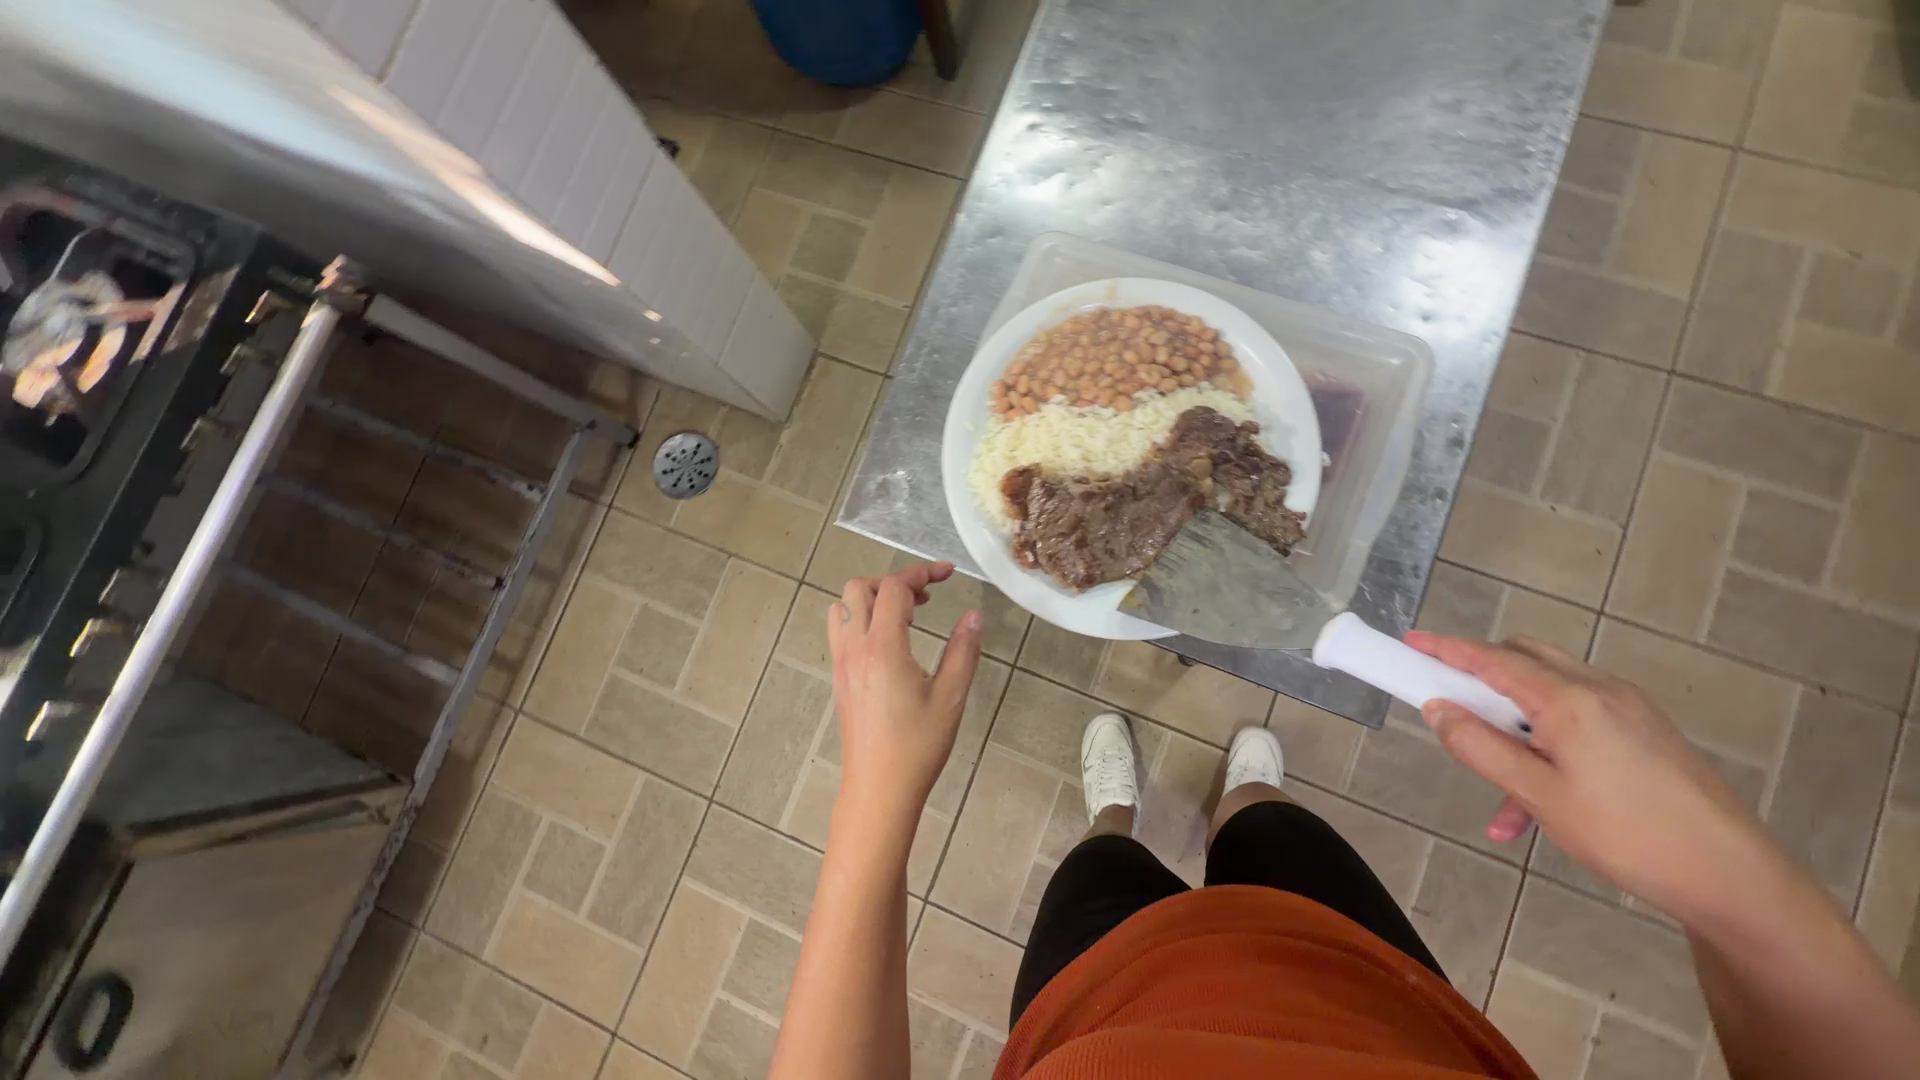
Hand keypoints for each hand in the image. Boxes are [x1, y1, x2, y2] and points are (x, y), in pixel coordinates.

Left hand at [828, 563, 983, 817]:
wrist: (879, 788)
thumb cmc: (918, 745)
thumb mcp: (951, 696)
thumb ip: (963, 650)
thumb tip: (974, 616)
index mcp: (883, 646)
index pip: (893, 588)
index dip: (920, 572)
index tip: (947, 574)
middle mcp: (854, 647)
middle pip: (859, 587)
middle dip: (892, 581)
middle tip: (926, 597)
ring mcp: (841, 663)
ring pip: (843, 607)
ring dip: (871, 598)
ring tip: (906, 614)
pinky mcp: (838, 678)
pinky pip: (840, 631)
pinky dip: (861, 619)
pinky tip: (890, 641)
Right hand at [1406, 632, 1788, 927]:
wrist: (1735, 878)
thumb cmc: (1627, 834)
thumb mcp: (1539, 794)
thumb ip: (1480, 746)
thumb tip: (1437, 708)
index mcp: (1570, 699)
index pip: (1492, 659)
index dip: (1446, 648)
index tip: (1410, 641)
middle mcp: (1600, 690)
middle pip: (1526, 658)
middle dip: (1482, 673)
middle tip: (1450, 702)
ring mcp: (1629, 710)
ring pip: (1551, 695)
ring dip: (1514, 724)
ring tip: (1498, 791)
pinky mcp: (1646, 734)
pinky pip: (1580, 722)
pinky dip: (1547, 745)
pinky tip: (1536, 810)